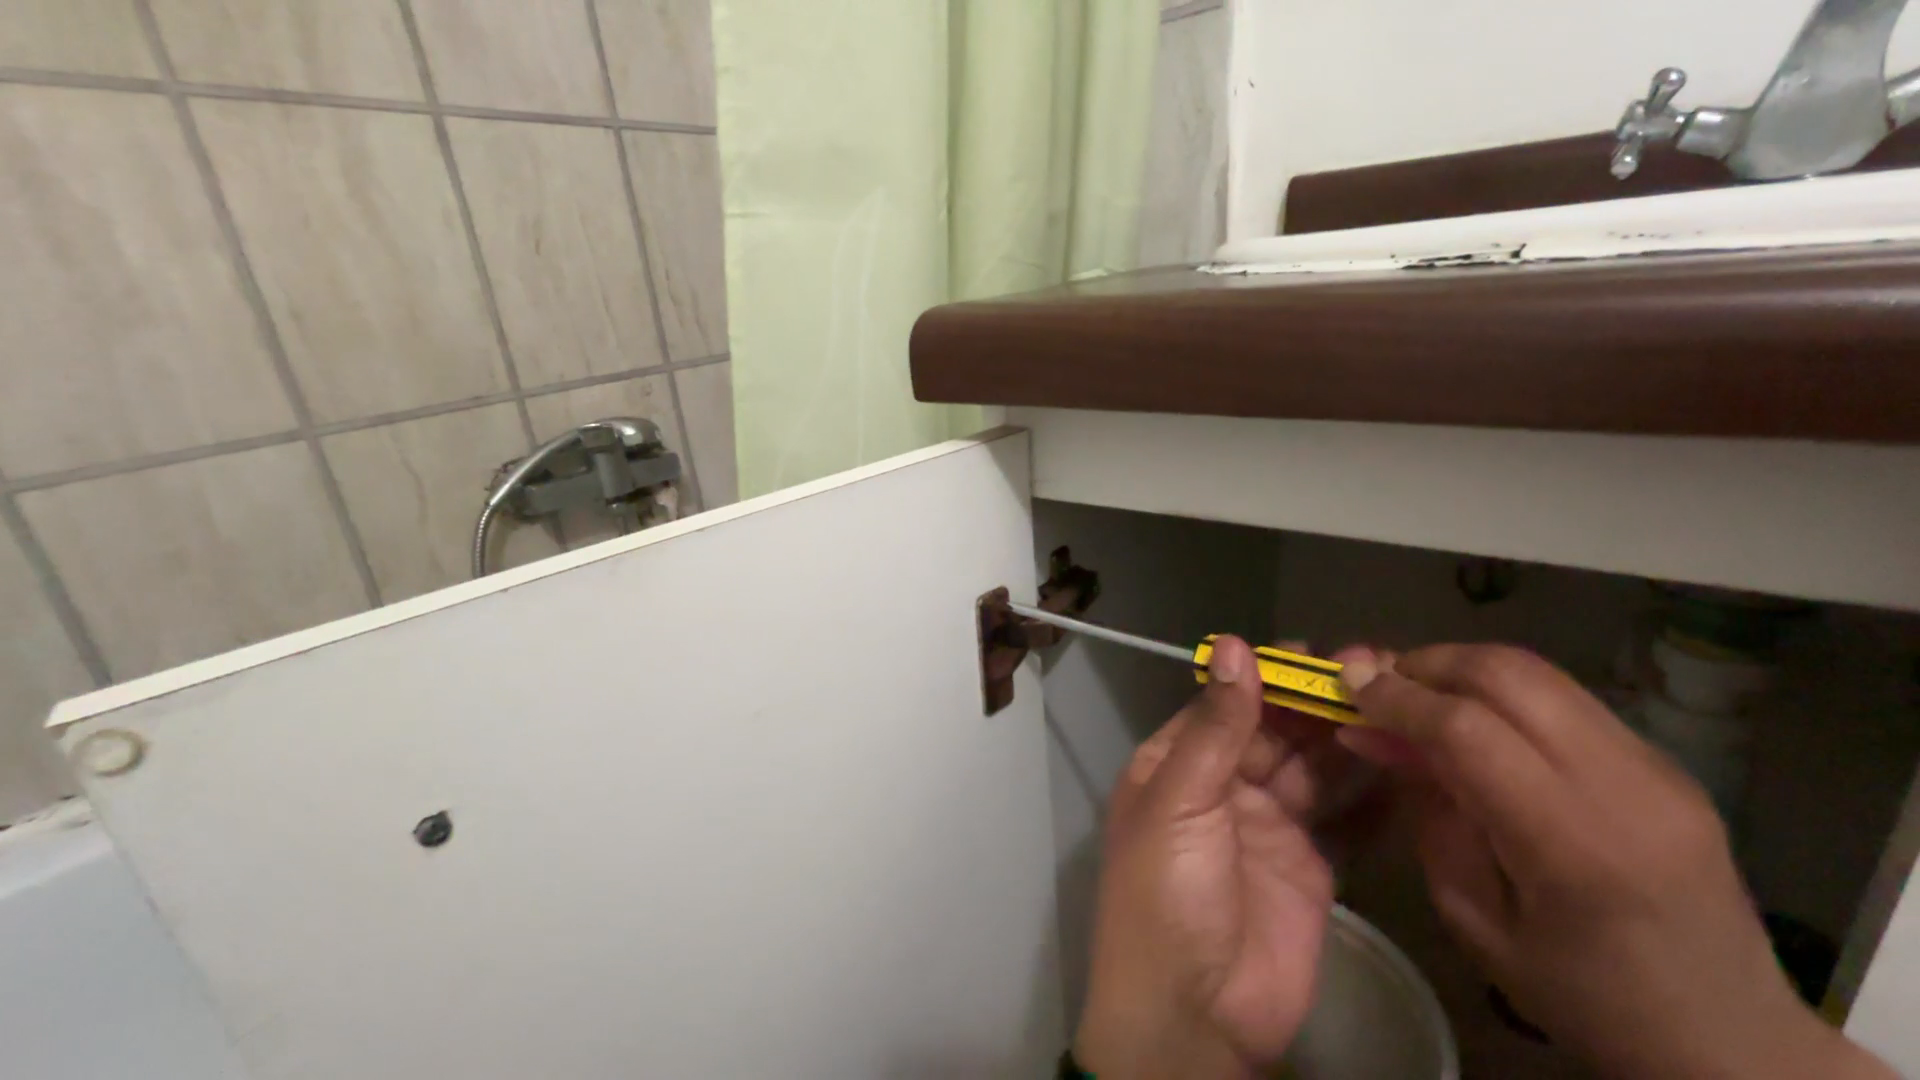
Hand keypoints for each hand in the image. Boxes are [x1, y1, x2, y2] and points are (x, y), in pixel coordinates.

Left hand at [1074, 637, 1358, 1077]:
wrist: (1196, 1014)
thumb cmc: (1168, 895)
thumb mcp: (1180, 802)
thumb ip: (1216, 728)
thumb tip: (1234, 646)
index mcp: (1174, 766)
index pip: (1223, 705)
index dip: (1265, 678)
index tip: (1318, 652)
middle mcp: (1220, 787)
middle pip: (1271, 731)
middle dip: (1313, 704)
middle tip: (1374, 671)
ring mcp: (1267, 824)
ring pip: (1310, 767)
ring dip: (1345, 739)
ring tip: (1397, 704)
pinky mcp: (1311, 864)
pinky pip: (1342, 816)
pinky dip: (1370, 792)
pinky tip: (1407, 760)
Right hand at [1336, 644, 1895, 1079]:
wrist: (1729, 1034)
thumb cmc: (1582, 995)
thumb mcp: (1475, 917)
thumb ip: (1429, 815)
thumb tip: (1377, 734)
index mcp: (1573, 844)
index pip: (1468, 729)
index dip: (1398, 698)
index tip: (1346, 686)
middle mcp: (1624, 785)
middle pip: (1508, 675)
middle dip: (1428, 664)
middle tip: (1379, 684)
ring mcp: (1655, 765)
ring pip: (1539, 673)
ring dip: (1463, 670)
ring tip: (1418, 695)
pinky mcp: (1663, 760)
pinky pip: (1565, 698)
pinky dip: (1502, 692)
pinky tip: (1474, 721)